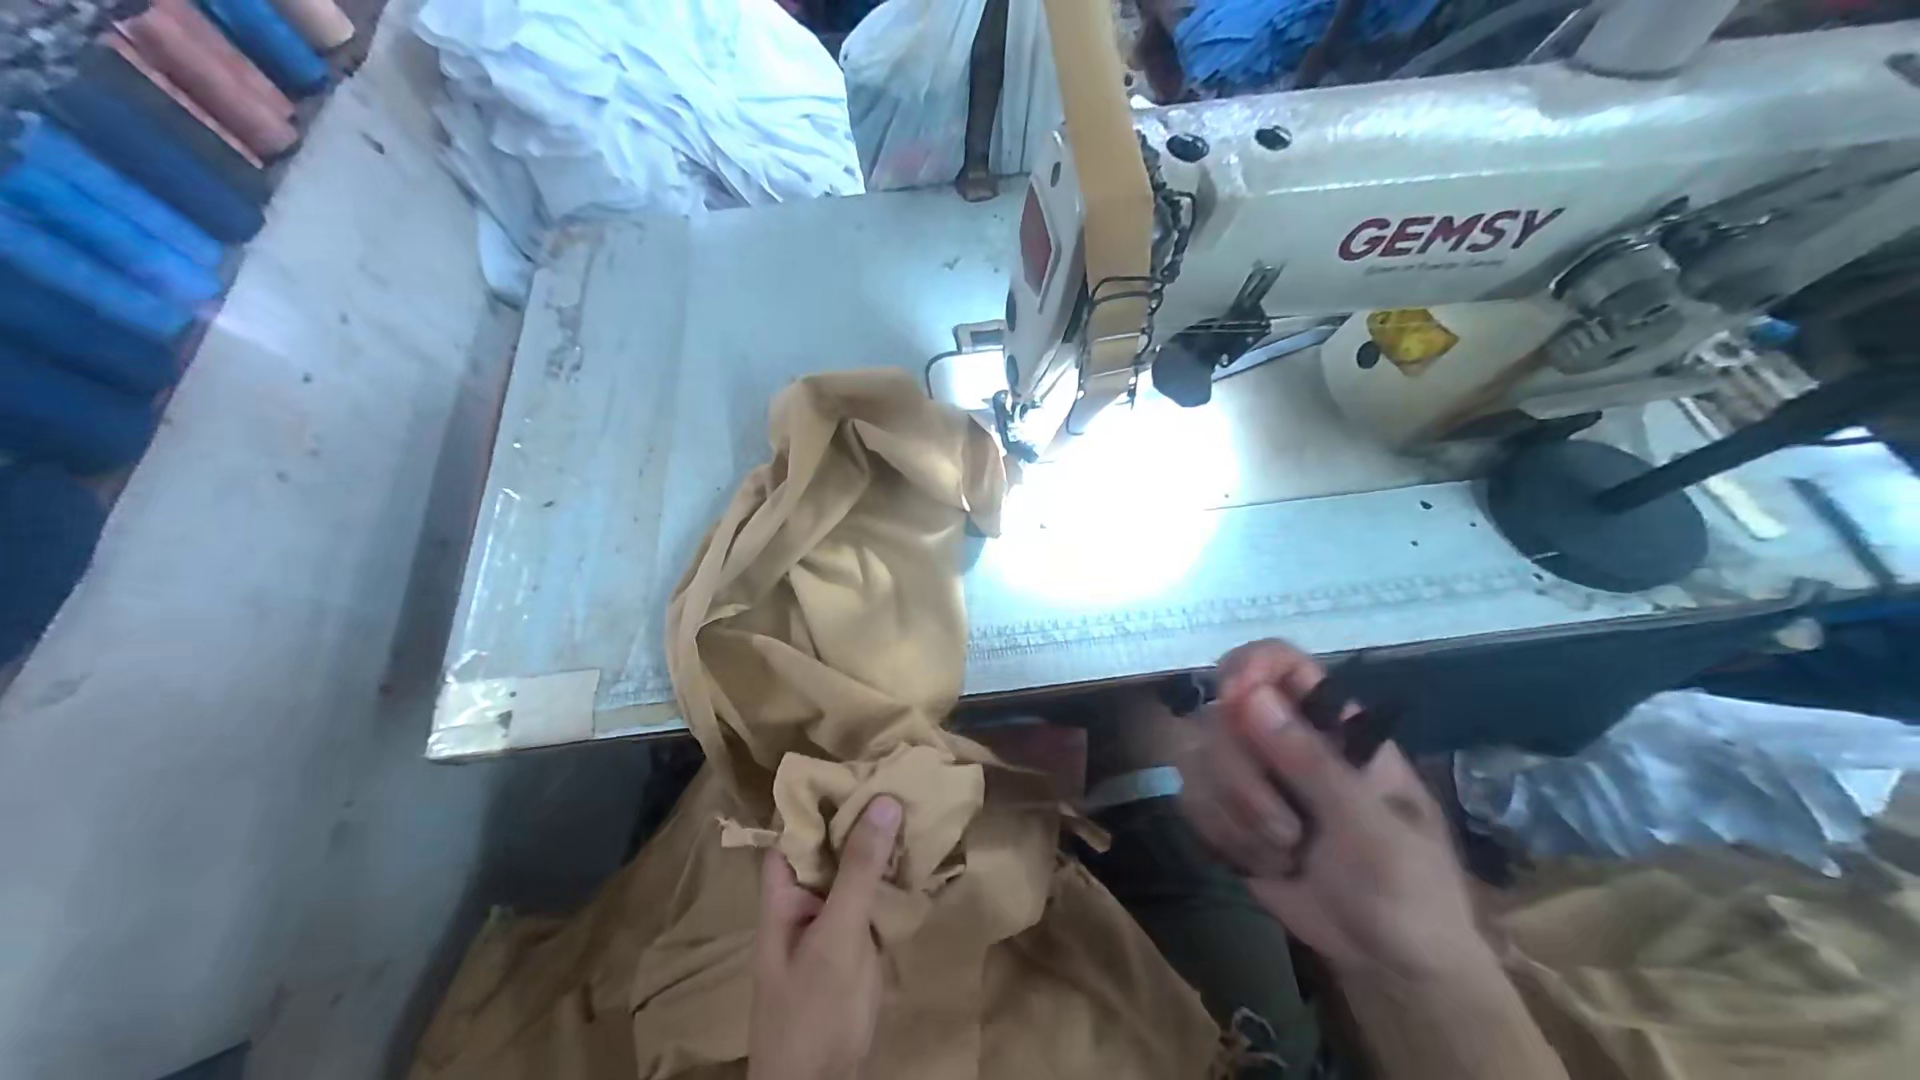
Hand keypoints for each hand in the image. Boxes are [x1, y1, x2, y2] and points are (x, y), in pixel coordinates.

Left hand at [748, 796, 901, 1079]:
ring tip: (919, 796)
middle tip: (902, 771)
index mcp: (784, 888)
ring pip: (858, 864)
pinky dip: (897, 870)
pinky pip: (876, 891)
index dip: (825, 790)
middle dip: (863, 809)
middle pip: (833, 840)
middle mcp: (807, 893)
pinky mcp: (859, 936)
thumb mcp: (836, 934)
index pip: (799, 823)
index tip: (861, 760)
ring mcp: (834, 916)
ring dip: (884, 837)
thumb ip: (859, 870)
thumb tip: (883, 800)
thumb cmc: (812, 1009)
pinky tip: (924, 848)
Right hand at [1179, 640, 1485, 983]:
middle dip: (1244, 780)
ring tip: (1282, 854)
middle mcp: (1282, 735)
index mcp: (1330, 724)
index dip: (1248, 667)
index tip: (1233, 700)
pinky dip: (1221, 834)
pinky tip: (1259, 862)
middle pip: (1222, 714)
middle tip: (1287, 831)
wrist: (1386, 961)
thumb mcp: (1373, 828)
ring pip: (1199, 757)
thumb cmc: (1405, 888)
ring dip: (1236, 815)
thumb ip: (1313, 762)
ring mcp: (1250, 771)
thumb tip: (1249, 696)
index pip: (1279, 662)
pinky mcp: (1224, 808)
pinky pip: (1190, 796)